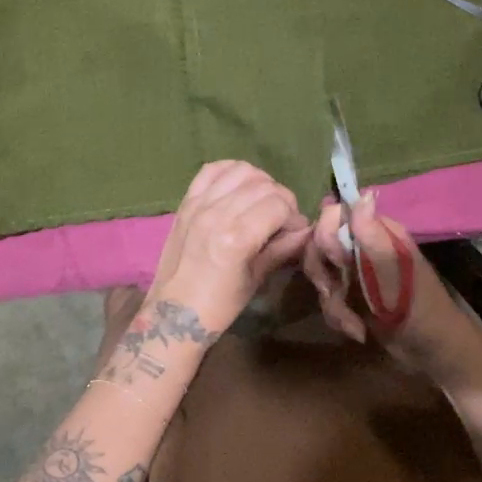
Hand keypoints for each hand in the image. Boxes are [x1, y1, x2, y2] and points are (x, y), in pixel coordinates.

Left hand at [144, 161, 310, 337]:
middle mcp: (217, 213)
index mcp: (236, 237)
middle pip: (263, 185)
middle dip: (281, 198)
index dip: (294, 215)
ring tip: (261, 201)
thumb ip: (282, 248)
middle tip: (282, 219)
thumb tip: (307, 230)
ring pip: (240, 171)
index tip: (295, 230)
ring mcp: (198, 204)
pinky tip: (239, 187)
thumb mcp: (256, 279)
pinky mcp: (186, 201)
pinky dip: (230, 171)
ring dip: (259, 182)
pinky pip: (211, 170)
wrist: (174, 310)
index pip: (279, 204)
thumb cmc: (219, 304)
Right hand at [303, 194, 480, 382]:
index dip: (325, 238)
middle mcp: (362, 245)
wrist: (431, 351)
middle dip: (324, 275)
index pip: (333, 216)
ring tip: (352, 323)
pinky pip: (328, 296)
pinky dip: (338, 316)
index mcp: (376, 231)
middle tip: (333, 293)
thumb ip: (372, 234)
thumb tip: (363, 193)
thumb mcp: (392, 269)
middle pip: (319, 245)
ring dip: (332, 302)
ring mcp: (355, 271)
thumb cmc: (416, 306)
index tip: (337, 262)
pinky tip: (356, 330)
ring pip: (321, 273)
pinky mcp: (351, 295)